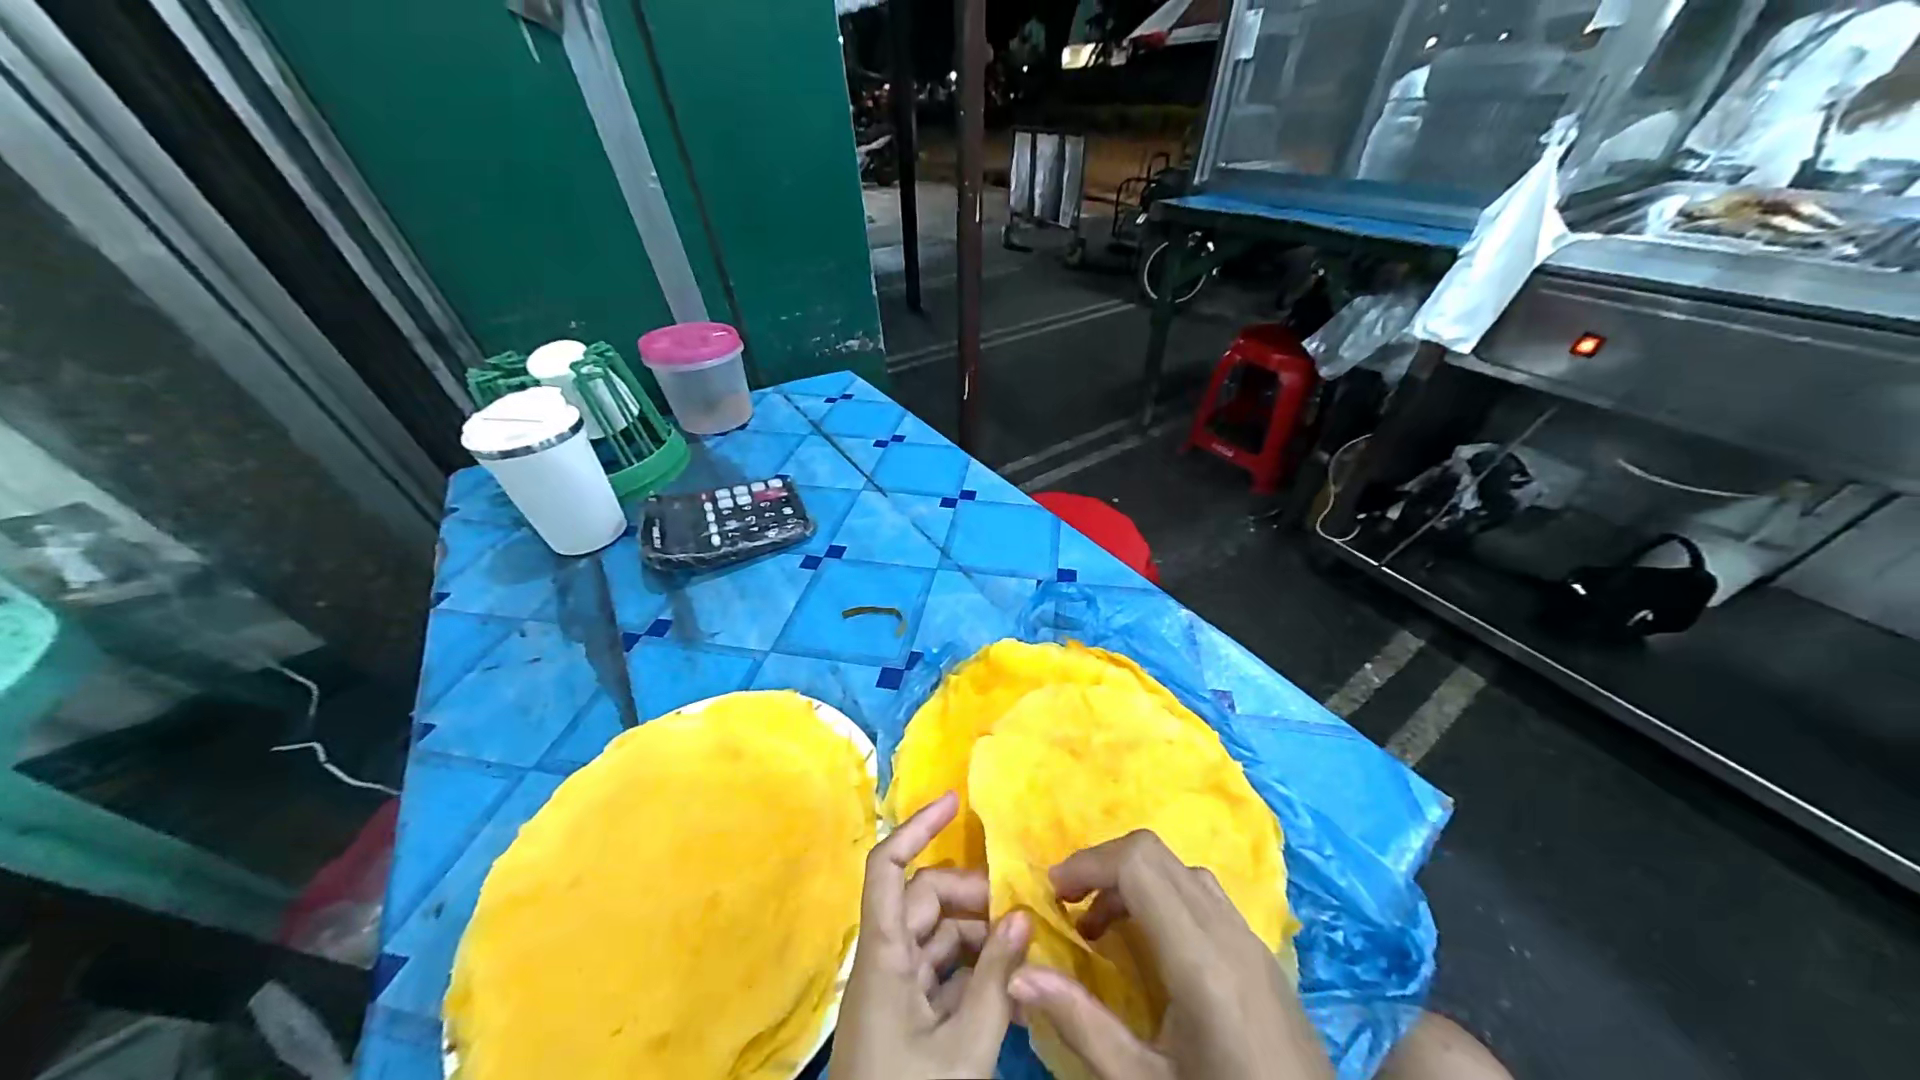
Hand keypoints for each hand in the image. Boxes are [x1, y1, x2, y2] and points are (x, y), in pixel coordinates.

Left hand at [831, 792, 1032, 1079]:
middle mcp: (886, 959)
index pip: (888, 867)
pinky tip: (1012, 987)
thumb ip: (996, 978)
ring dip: (980, 937)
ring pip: (938, 936)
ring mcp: (897, 988)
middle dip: (971, 897)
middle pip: (925, 899)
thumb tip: (1021, 915)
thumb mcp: (964, 1045)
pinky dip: (975, 971)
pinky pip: (944, 973)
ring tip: (1025, 954)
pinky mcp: (909, 1015)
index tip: (954, 803)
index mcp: (883, 953)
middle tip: (1019, 914)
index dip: (916, 827)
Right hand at [1006, 830, 1331, 1079]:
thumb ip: (1081, 1024)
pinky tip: (1150, 948)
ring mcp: (1252, 942)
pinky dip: (1163, 898)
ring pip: (1182, 872)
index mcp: (1200, 959)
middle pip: (1156, 855)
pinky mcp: (1262, 957)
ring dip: (1134, 882)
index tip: (1053, 892)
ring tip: (1102, 929)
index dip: (1088, 863)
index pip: (1139, 863)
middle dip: (1103, 867)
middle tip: (1069, 906)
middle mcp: (1229, 933)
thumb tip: (1017, 976)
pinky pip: (1205, 897)